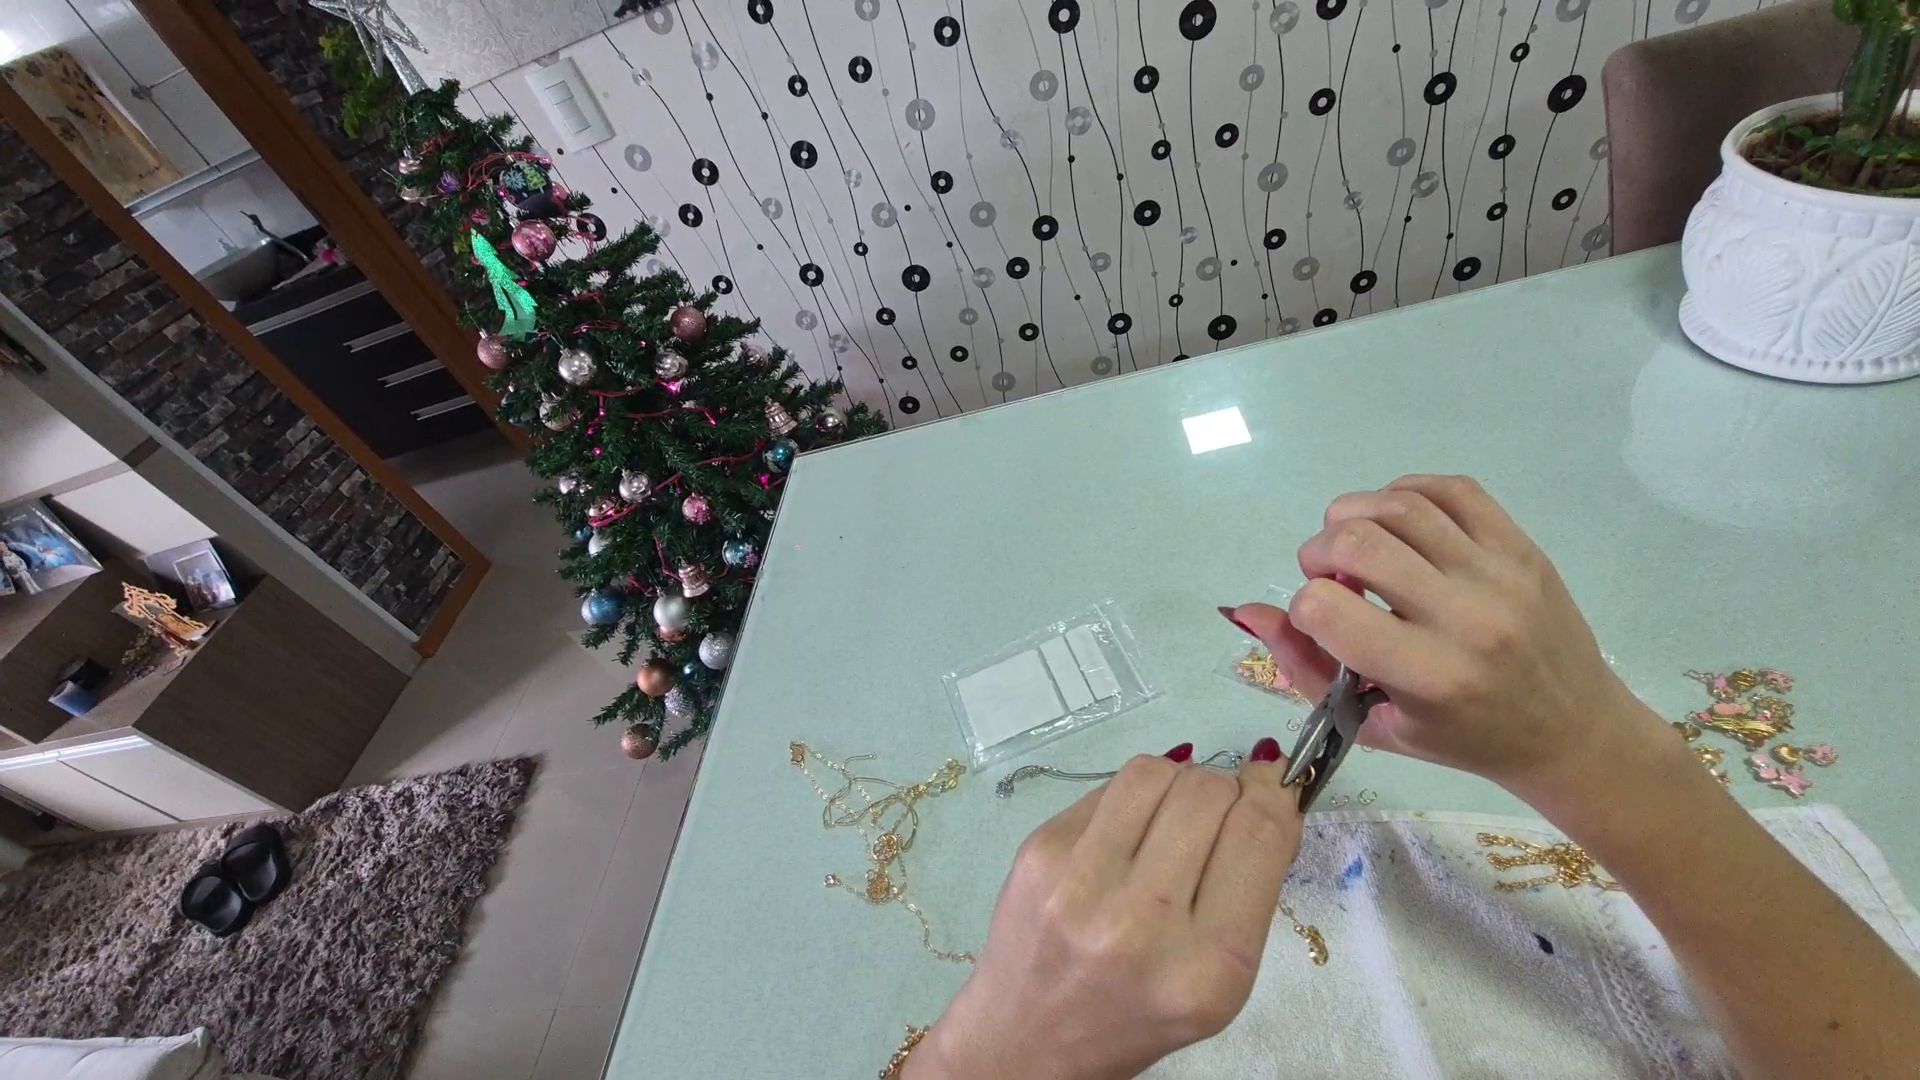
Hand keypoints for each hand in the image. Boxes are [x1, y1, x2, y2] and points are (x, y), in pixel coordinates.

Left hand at [904, 741, 1302, 1079]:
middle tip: (1217, 812)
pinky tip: (1127, 828)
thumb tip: (1265, 788)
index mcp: (1206, 968)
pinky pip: (1106, 786)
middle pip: (1206, 792)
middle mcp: (1139, 919)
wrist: (1027, 1034)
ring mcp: (1079, 877)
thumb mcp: (1216, 981)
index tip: (1273, 780)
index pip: (1257, 836)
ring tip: (1171, 811)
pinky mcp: (1039, 848)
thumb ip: (1248, 889)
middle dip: (1224, 789)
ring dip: (1176, 779)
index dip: (1273, 795)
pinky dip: (1130, 795)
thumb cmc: (1137, 1012)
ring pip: (1152, 771)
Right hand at [1226, 475, 1665, 795]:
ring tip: (1354, 545)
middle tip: (1327, 575)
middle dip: (1317, 552)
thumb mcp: (1369, 723)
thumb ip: (1301, 665)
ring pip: (1398, 505)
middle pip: (1357, 542)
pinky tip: (1395, 522)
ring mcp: (1501, 575)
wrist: (1575, 733)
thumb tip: (1245, 610)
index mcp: (1427, 675)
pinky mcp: (1523, 548)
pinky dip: (1402, 493)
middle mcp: (1466, 618)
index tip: (1320, 623)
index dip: (1302, 607)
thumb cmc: (1461, 738)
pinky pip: (1451, 488)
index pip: (1325, 608)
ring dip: (1351, 516)